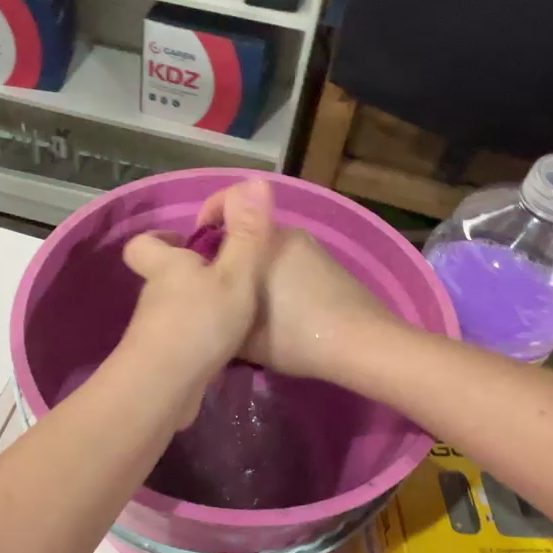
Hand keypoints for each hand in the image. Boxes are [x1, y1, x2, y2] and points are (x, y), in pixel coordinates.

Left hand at [117, 180, 275, 420]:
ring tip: (237, 312)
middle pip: (165, 277)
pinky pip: (183, 339)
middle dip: (192, 274)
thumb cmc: (200, 323)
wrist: (165, 388)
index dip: (163, 239)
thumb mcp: (235, 275)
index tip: (193, 241)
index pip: (144, 244)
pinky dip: (201, 338)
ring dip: (199, 307)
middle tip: (231, 277)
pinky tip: (227, 346)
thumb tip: (254, 181)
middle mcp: (155, 296)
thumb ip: (247, 233)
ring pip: (176, 309)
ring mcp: (155, 331)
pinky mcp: (163, 361)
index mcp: (166, 267)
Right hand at [188, 193, 398, 383]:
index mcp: (261, 239)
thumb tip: (203, 304)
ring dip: (252, 273)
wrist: (361, 344)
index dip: (204, 222)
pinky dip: (276, 281)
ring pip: (267, 253)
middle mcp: (285, 233)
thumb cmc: (294, 335)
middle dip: (227, 259)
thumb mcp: (240, 335)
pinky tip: (279, 314)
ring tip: (246, 309)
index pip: (223, 208)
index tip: (192, 250)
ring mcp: (310, 247)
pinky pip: (289, 265)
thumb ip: (217, 311)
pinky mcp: (328, 264)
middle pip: (244, 237)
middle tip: (217, 294)